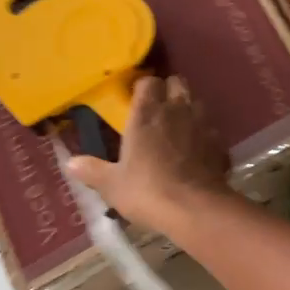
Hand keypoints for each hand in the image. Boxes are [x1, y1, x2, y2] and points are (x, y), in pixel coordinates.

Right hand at [66, 76, 231, 231]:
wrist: (194, 207)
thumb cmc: (147, 190)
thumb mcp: (112, 184)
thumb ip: (92, 170)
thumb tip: (69, 163)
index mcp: (147, 113)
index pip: (148, 82)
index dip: (144, 88)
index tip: (136, 99)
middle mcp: (176, 110)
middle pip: (177, 83)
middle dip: (169, 90)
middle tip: (159, 109)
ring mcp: (202, 123)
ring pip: (197, 102)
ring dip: (189, 109)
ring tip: (180, 127)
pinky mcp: (219, 141)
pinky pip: (212, 129)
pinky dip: (205, 135)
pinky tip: (199, 151)